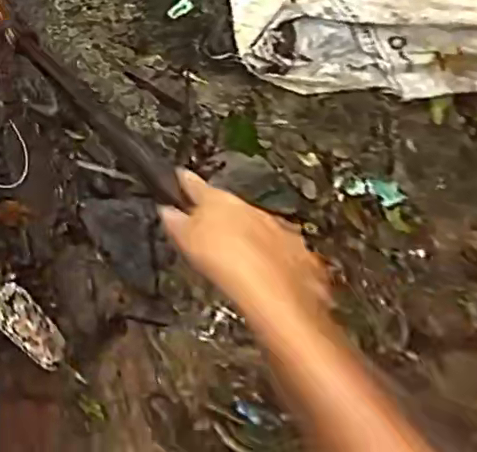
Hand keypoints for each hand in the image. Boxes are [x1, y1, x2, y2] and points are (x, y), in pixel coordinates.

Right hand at [159, 169, 330, 327]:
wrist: (277, 301)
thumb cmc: (226, 264)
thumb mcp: (181, 237)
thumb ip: (173, 219)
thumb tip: (168, 212)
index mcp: (219, 199)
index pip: (194, 182)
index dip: (184, 180)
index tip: (180, 176)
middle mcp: (254, 211)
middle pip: (232, 208)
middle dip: (221, 217)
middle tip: (207, 232)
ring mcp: (285, 235)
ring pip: (261, 230)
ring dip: (250, 239)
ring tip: (236, 259)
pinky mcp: (308, 261)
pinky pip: (285, 255)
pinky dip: (274, 261)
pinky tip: (263, 276)